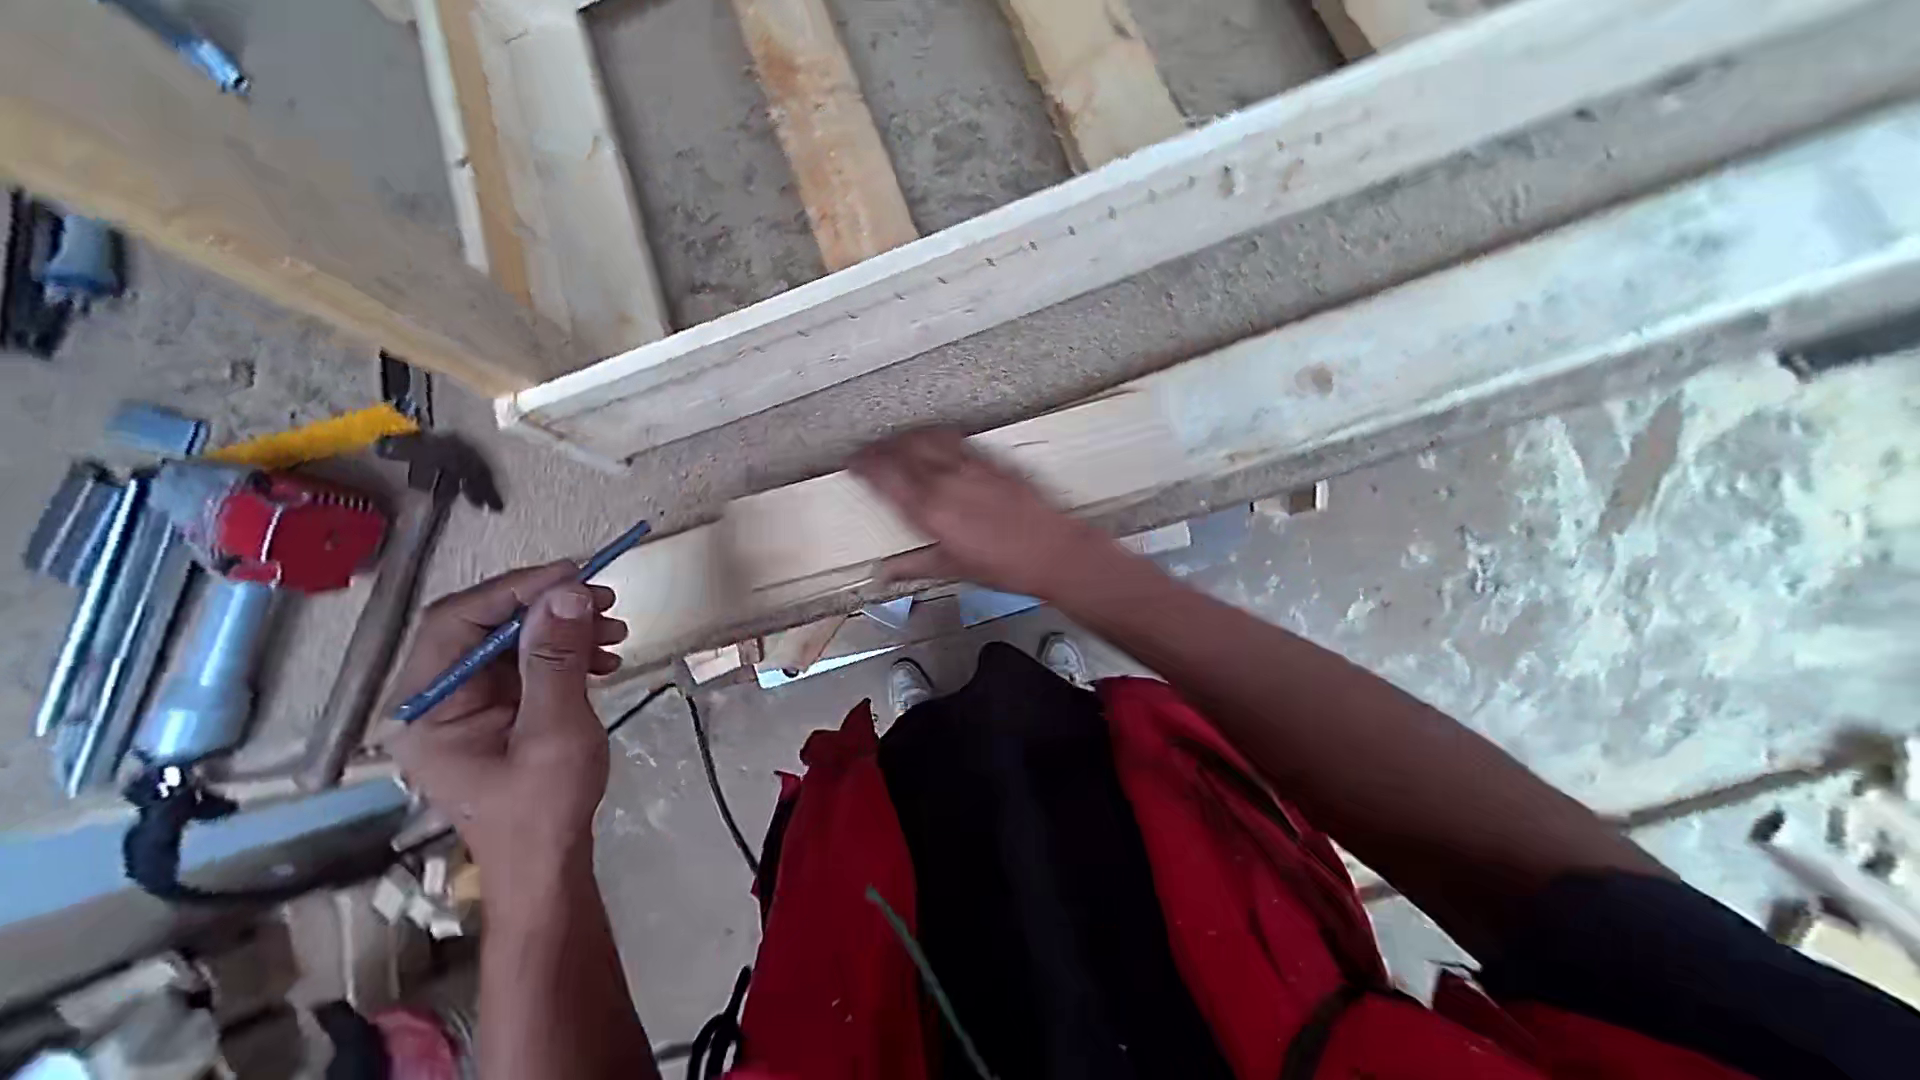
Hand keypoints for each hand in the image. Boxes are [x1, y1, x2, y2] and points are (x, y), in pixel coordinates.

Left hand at [383, 562, 628, 883]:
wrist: (549, 861)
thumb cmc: (543, 808)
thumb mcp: (554, 731)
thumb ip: (556, 660)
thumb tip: (569, 592)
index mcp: (427, 706)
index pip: (456, 622)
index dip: (515, 590)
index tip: (574, 575)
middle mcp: (438, 697)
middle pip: (486, 625)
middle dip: (549, 607)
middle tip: (605, 600)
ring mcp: (470, 702)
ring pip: (514, 639)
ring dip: (567, 628)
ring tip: (616, 632)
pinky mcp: (499, 708)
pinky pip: (531, 662)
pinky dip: (570, 652)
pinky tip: (605, 660)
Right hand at [850, 429, 1123, 598]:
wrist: (1052, 551)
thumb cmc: (1005, 566)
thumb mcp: (953, 569)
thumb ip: (913, 566)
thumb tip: (886, 572)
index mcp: (930, 509)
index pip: (885, 476)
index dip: (864, 465)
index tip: (852, 464)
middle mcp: (946, 481)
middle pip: (901, 449)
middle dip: (879, 447)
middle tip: (868, 452)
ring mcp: (970, 466)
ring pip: (926, 437)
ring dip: (905, 436)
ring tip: (895, 441)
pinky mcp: (991, 461)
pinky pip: (954, 438)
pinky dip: (934, 434)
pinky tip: (932, 439)